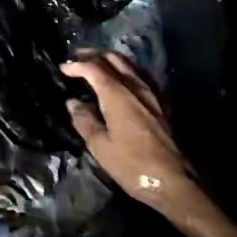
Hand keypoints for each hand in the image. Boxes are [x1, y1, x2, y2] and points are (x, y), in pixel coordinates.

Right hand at [62, 52, 196, 209]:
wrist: (174, 182)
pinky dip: (126, 70)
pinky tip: (121, 79)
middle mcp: (136, 86)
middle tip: (76, 60)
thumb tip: (73, 102)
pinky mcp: (162, 103)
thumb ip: (84, 120)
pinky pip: (141, 75)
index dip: (76, 65)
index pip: (93, 68)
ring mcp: (152, 93)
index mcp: (117, 94)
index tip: (62, 69)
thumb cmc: (133, 165)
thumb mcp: (100, 146)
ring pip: (129, 64)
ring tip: (96, 65)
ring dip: (110, 59)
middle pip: (113, 58)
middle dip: (92, 55)